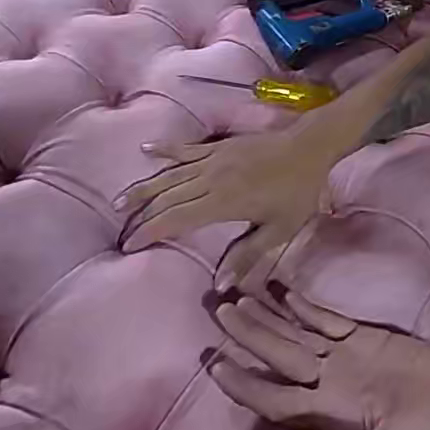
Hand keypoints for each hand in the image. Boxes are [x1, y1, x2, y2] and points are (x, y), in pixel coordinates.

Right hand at [115, 124, 349, 288]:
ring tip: (119, 202)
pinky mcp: (219, 144)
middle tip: (120, 233)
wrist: (309, 147)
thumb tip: (220, 285)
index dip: (150, 232)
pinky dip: (165, 149)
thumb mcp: (279, 230)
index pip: (176, 219)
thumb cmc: (297, 191)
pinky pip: (186, 147)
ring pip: (170, 173)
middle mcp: (211, 178)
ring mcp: (213, 157)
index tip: (129, 247)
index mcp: (223, 201)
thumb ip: (247, 254)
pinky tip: (145, 150)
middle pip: (167, 198)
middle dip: (141, 216)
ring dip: (144, 188)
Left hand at [209, 290, 429, 429]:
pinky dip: (308, 306)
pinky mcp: (369, 338)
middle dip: (250, 336)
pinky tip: (287, 293)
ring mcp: (348, 358)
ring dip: (272, 317)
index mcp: (329, 418)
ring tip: (242, 297)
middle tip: (220, 311)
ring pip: (299, 334)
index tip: (215, 365)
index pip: (276, 399)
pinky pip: (331, 319)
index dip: (245, 384)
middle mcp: (330, 384)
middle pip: (280, 358)